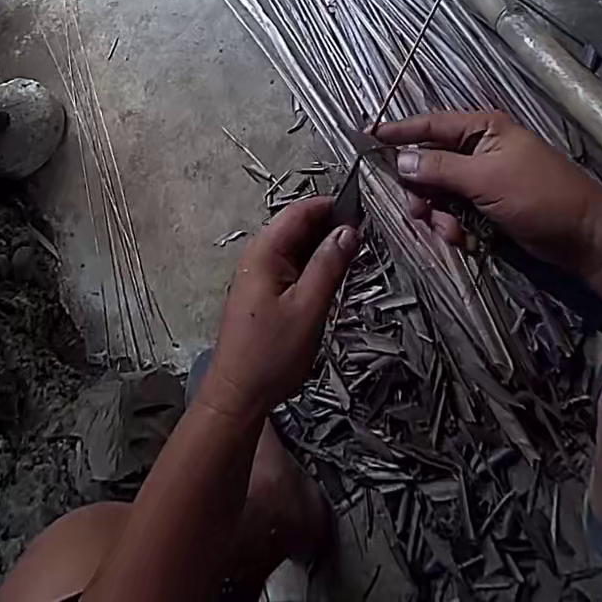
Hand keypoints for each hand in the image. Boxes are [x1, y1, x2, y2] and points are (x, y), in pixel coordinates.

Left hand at [198, 196, 358, 422]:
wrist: (237, 395)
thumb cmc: (270, 354)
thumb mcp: (308, 307)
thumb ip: (329, 265)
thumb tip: (348, 231)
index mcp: (264, 252)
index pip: (299, 212)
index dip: (330, 206)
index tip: (361, 211)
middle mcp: (258, 256)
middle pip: (297, 227)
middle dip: (330, 226)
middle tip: (363, 236)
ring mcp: (259, 274)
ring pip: (296, 247)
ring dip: (323, 247)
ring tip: (353, 255)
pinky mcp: (263, 291)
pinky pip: (292, 265)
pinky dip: (313, 264)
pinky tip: (331, 276)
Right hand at [376, 111, 601, 277]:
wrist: (585, 237)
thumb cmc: (539, 196)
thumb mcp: (486, 178)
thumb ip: (439, 169)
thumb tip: (400, 159)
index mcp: (481, 129)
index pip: (430, 125)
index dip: (398, 132)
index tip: (367, 138)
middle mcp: (478, 149)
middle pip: (429, 165)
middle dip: (422, 192)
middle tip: (418, 214)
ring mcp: (482, 179)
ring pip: (439, 193)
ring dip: (439, 215)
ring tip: (453, 233)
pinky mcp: (486, 206)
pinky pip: (455, 212)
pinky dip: (455, 227)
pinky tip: (468, 240)